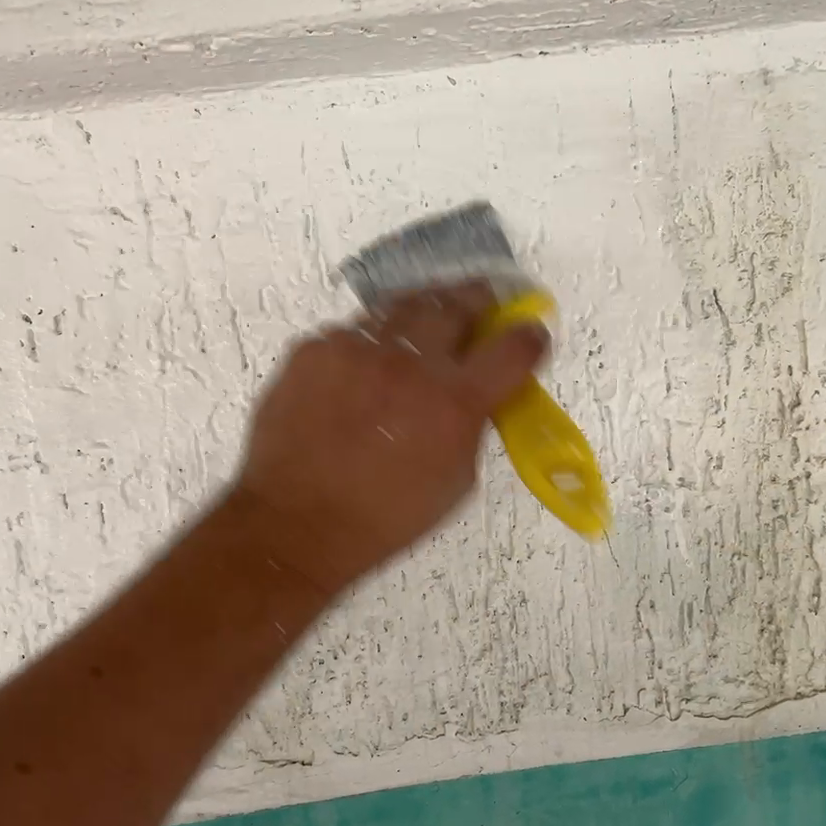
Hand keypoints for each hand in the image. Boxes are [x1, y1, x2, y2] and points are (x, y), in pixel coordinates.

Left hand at [230, 281, 547, 590]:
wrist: (294, 524)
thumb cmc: (384, 516)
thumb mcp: (455, 481)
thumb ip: (472, 426)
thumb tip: (478, 391)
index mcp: (454, 402)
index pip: (513, 349)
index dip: (529, 337)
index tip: (531, 334)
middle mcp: (409, 363)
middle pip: (458, 305)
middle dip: (478, 300)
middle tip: (481, 302)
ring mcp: (356, 349)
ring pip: (403, 307)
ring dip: (423, 313)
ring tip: (425, 323)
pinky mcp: (314, 348)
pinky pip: (353, 331)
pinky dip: (369, 342)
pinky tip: (364, 366)